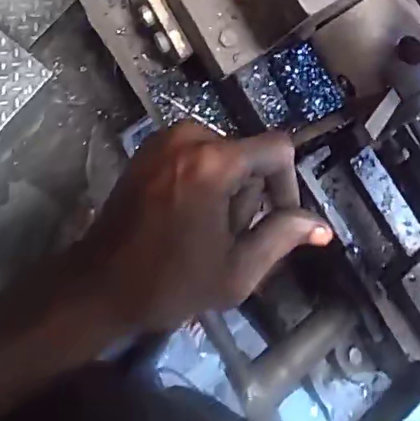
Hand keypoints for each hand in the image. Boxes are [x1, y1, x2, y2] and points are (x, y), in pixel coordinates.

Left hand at [70, 122, 332, 332]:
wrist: (98, 285)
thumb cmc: (169, 282)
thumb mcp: (236, 271)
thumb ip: (282, 238)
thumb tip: (321, 226)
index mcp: (213, 162)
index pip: (277, 148)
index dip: (287, 184)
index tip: (275, 220)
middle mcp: (191, 135)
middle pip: (249, 154)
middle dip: (249, 194)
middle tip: (227, 237)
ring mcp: (167, 136)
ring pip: (226, 153)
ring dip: (228, 187)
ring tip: (204, 229)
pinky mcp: (152, 145)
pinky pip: (199, 152)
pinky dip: (204, 178)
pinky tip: (186, 214)